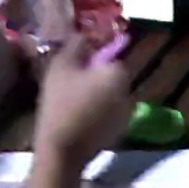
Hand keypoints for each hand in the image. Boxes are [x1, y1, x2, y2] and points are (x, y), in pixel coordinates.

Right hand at [34, 39, 131, 162]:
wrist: (62, 150)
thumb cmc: (60, 103)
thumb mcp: (61, 65)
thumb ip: (76, 45)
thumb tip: (84, 36)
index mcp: (118, 75)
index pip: (112, 57)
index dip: (94, 59)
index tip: (77, 66)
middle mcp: (128, 95)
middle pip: (112, 79)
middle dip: (97, 77)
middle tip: (72, 82)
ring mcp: (125, 117)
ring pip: (111, 98)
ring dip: (98, 96)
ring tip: (74, 101)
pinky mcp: (118, 134)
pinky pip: (109, 115)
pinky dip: (99, 113)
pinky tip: (80, 118)